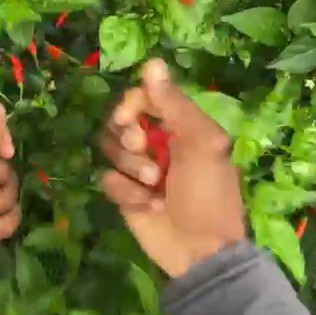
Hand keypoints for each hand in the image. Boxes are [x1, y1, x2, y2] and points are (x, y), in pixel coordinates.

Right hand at [99, 59, 245, 277]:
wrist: (199, 251)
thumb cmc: (208, 194)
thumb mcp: (201, 143)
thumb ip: (175, 104)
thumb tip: (152, 63)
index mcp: (181, 125)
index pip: (143, 97)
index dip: (132, 104)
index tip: (131, 118)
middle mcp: (157, 141)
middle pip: (119, 120)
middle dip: (128, 136)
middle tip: (143, 150)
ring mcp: (138, 168)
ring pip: (109, 147)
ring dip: (129, 166)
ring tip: (152, 184)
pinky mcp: (124, 193)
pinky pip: (107, 178)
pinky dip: (124, 191)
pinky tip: (146, 204)